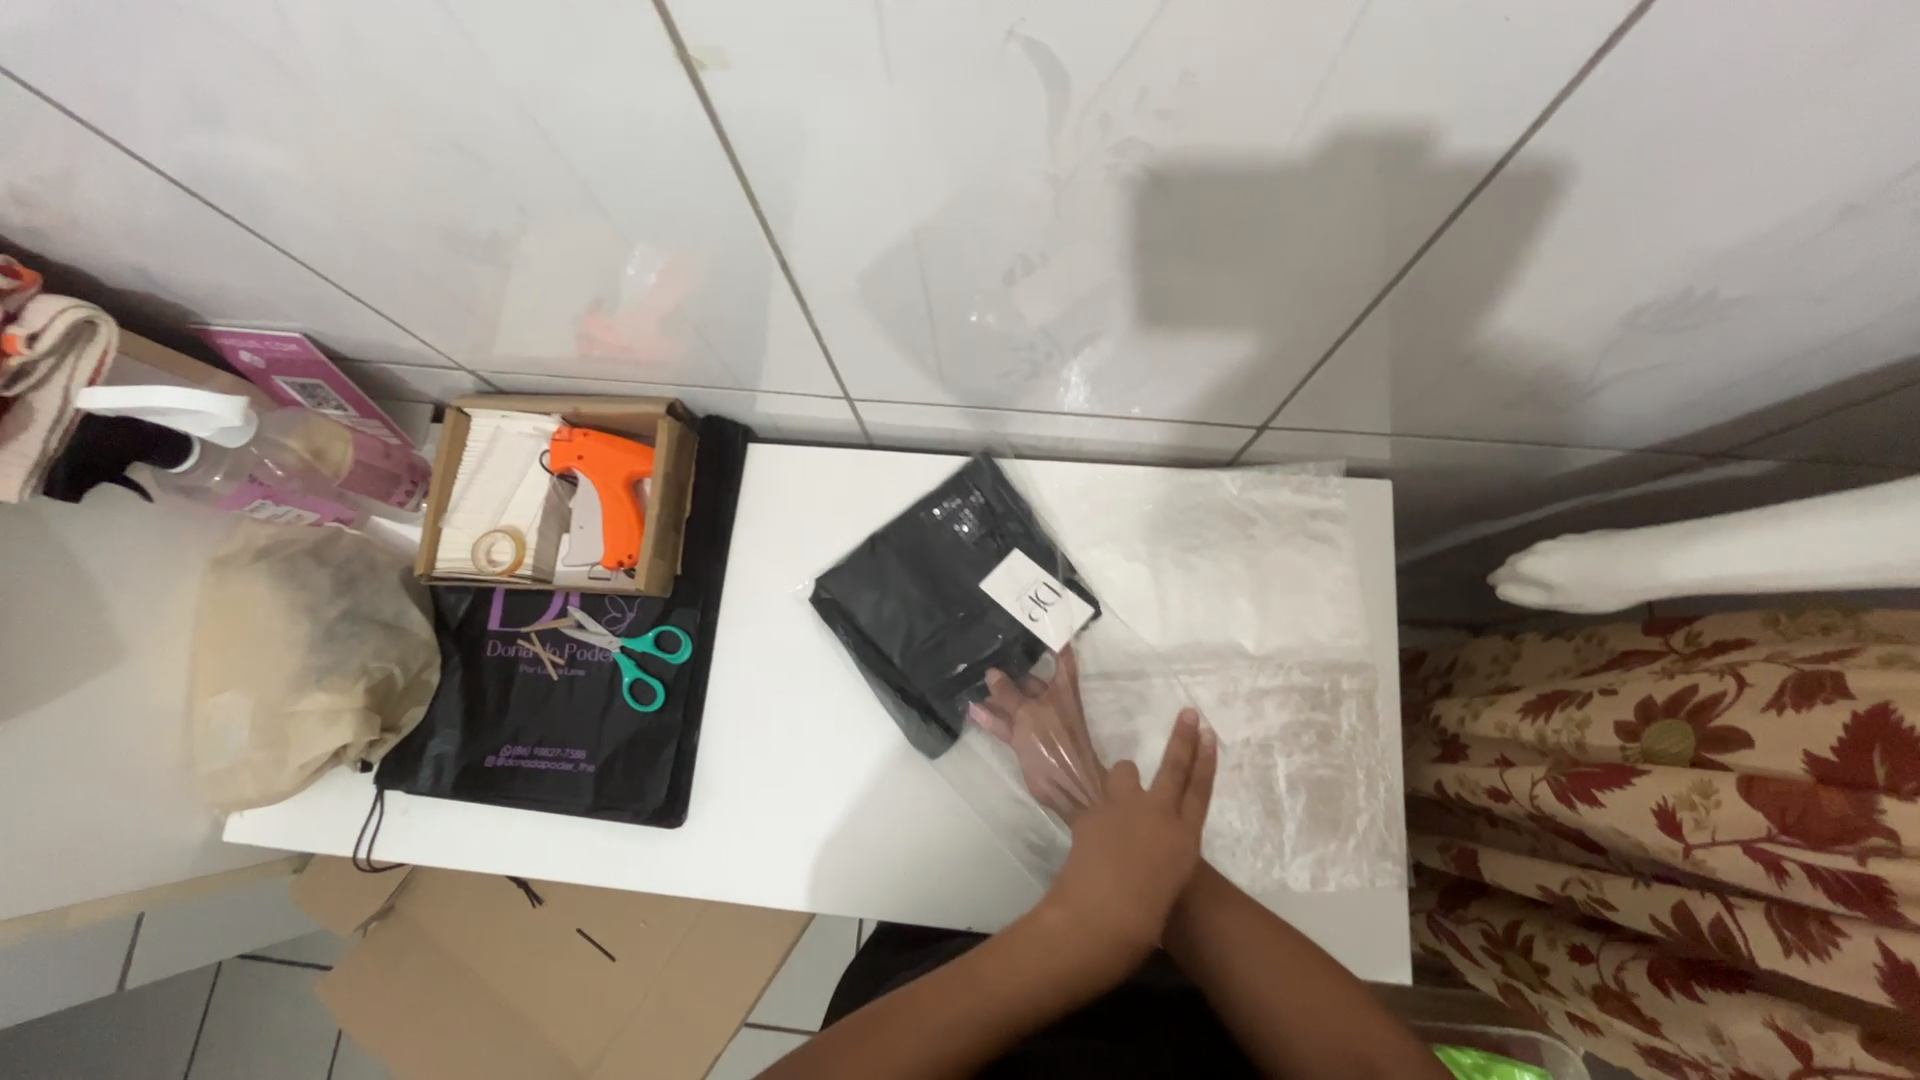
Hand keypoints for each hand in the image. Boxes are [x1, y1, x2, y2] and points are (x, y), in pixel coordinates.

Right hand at [970, 647, 1104, 820]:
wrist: (1065, 784)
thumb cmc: (1054, 740)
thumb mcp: (1028, 712)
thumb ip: (1009, 693)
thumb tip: (992, 673)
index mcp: (1062, 687)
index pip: (1061, 654)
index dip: (1052, 638)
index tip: (1038, 620)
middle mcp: (1052, 699)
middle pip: (1031, 677)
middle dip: (1012, 667)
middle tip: (986, 649)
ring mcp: (1038, 719)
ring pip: (1015, 701)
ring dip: (997, 693)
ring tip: (972, 676)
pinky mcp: (1026, 739)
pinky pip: (1007, 723)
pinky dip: (992, 717)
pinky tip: (972, 707)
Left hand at [1041, 709, 1216, 962]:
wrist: (1097, 920)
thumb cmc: (1140, 924)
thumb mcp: (1163, 891)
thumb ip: (1159, 862)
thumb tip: (1148, 854)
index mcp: (1184, 841)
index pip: (1200, 792)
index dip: (1206, 762)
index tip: (1209, 734)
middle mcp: (1157, 817)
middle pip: (1174, 768)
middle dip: (1182, 739)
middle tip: (1188, 713)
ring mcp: (1122, 809)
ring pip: (1125, 774)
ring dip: (1123, 779)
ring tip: (1119, 797)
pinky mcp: (1091, 813)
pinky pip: (1096, 803)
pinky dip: (1097, 811)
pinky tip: (1090, 831)